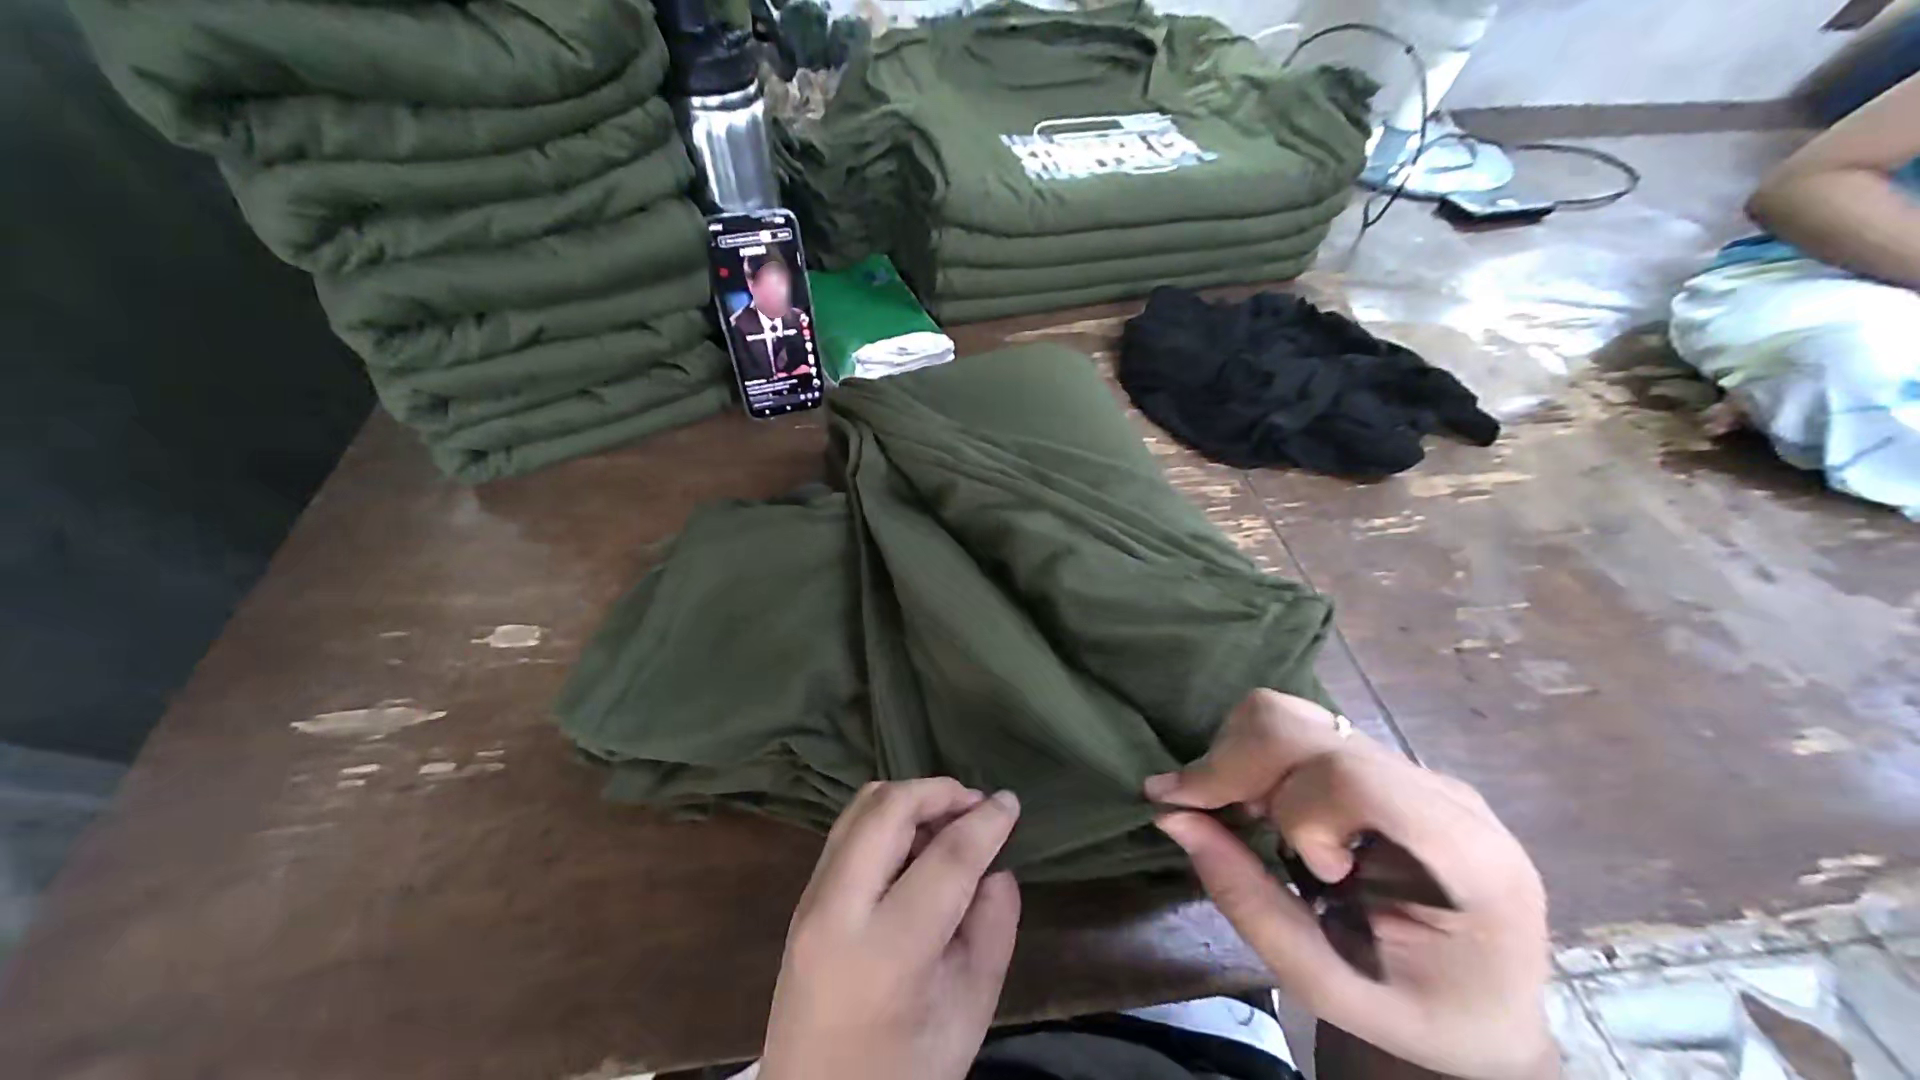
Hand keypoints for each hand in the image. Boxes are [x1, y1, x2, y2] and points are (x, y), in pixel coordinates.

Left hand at [761, 779, 1021, 1079]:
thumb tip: (997, 867)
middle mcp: (837, 911)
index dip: (986, 822)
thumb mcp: (969, 1011)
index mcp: (888, 952)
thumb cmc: (904, 1069)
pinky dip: (886, 816)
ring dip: (910, 799)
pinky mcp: (801, 899)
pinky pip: (846, 830)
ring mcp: (809, 901)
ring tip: (948, 819)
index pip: (947, 859)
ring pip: (860, 808)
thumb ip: (993, 930)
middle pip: (889, 810)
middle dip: (940, 792)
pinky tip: (914, 841)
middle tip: (977, 805)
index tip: (1012, 802)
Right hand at [1146, 691, 1555, 1079]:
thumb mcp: (1326, 984)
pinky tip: (1259, 802)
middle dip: (1236, 764)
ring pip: (1295, 716)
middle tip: (1204, 812)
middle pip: (1307, 729)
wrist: (1486, 1017)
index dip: (1295, 807)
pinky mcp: (1388, 765)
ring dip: (1242, 756)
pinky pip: (1304, 729)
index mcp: (1463, 857)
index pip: (1352, 777)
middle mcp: (1442, 793)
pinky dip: (1257, 756)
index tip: (1287, 859)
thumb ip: (1247, 900)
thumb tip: (1171, 815)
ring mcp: (1416, 771)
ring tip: (1238, 811)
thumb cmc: (1415, 1015)